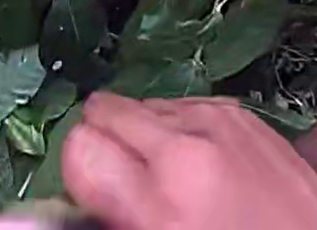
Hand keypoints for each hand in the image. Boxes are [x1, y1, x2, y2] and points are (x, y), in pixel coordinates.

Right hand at [61, 93, 316, 229]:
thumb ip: (113, 213)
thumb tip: (79, 188)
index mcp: (162, 202)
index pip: (77, 146)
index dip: (80, 174)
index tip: (97, 199)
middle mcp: (185, 143)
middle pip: (102, 109)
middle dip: (106, 145)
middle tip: (128, 189)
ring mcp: (216, 117)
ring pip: (141, 103)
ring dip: (145, 137)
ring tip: (176, 182)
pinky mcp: (239, 109)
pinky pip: (181, 105)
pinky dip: (180, 130)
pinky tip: (207, 169)